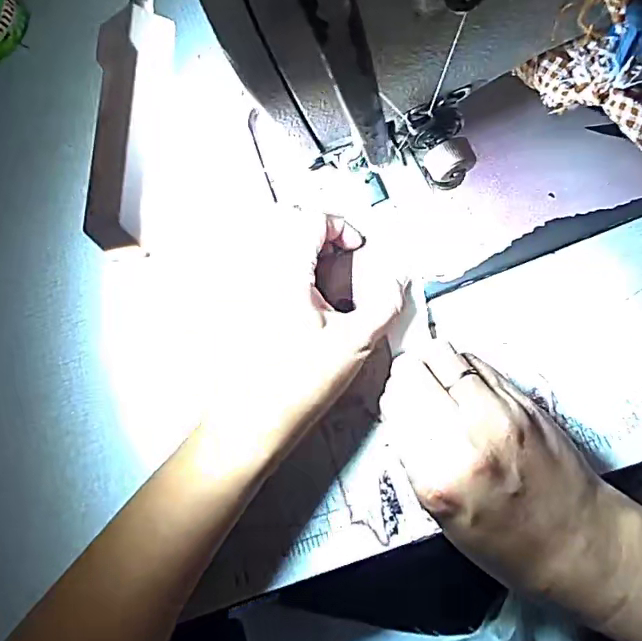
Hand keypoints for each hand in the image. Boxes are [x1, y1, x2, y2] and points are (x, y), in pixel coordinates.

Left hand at [197, 210, 405, 468]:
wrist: (253, 420)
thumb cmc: (293, 388)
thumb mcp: (354, 344)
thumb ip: (383, 305)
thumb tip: (396, 283)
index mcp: (285, 274)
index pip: (310, 219)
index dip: (342, 226)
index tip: (357, 247)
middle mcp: (261, 274)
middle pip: (291, 225)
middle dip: (323, 235)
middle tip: (343, 258)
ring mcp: (249, 289)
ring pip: (278, 245)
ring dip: (308, 253)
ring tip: (329, 282)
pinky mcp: (245, 306)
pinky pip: (269, 270)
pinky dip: (294, 272)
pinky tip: (311, 304)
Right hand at [379, 340, 641, 624]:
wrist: (582, 545)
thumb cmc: (510, 543)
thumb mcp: (441, 513)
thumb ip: (414, 457)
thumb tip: (399, 409)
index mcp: (440, 478)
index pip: (393, 405)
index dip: (392, 401)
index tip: (398, 406)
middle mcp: (468, 439)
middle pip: (412, 370)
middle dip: (407, 376)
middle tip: (414, 390)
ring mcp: (501, 414)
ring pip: (442, 354)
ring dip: (433, 364)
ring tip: (440, 384)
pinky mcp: (524, 400)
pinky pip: (475, 362)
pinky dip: (462, 368)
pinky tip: (466, 387)